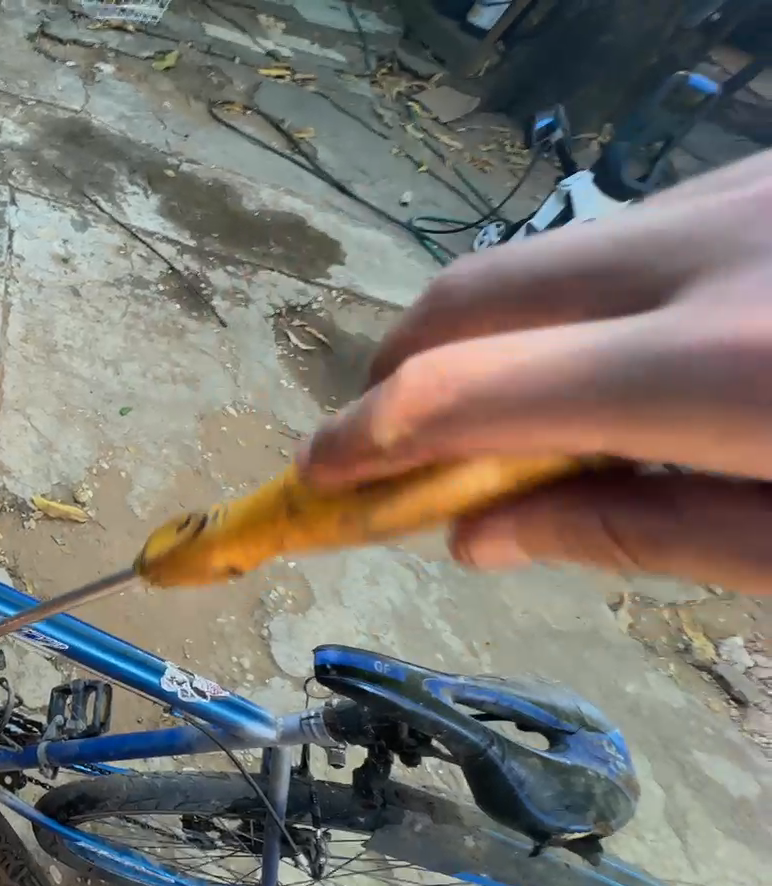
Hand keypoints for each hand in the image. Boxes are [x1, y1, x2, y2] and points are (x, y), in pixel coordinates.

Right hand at [301, 150, 771, 592]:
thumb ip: (630, 535)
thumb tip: (470, 537)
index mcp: (731, 372)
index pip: (453, 395)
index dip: (356, 439)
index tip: (315, 478)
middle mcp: (723, 251)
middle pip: (462, 296)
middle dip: (394, 373)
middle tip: (396, 442)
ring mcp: (762, 191)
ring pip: (539, 258)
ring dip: (488, 338)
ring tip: (533, 409)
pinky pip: (627, 234)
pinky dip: (579, 304)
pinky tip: (648, 354)